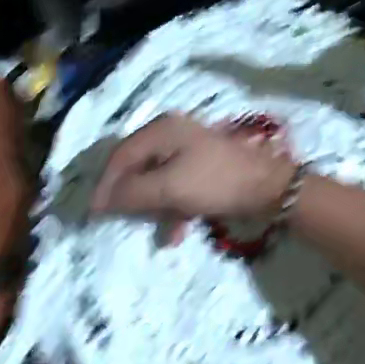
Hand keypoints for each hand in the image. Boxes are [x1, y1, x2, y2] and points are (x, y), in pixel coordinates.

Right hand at [92, 114, 295, 221]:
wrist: (269, 188)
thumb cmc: (215, 182)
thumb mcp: (169, 188)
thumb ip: (132, 193)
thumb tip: (100, 200)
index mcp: (162, 129)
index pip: (121, 154)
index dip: (106, 183)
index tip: (95, 213)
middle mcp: (173, 133)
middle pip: (138, 166)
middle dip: (131, 196)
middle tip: (121, 220)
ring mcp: (190, 149)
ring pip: (157, 179)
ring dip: (154, 206)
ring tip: (155, 229)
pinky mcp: (204, 168)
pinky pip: (177, 187)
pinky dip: (173, 208)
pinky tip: (175, 234)